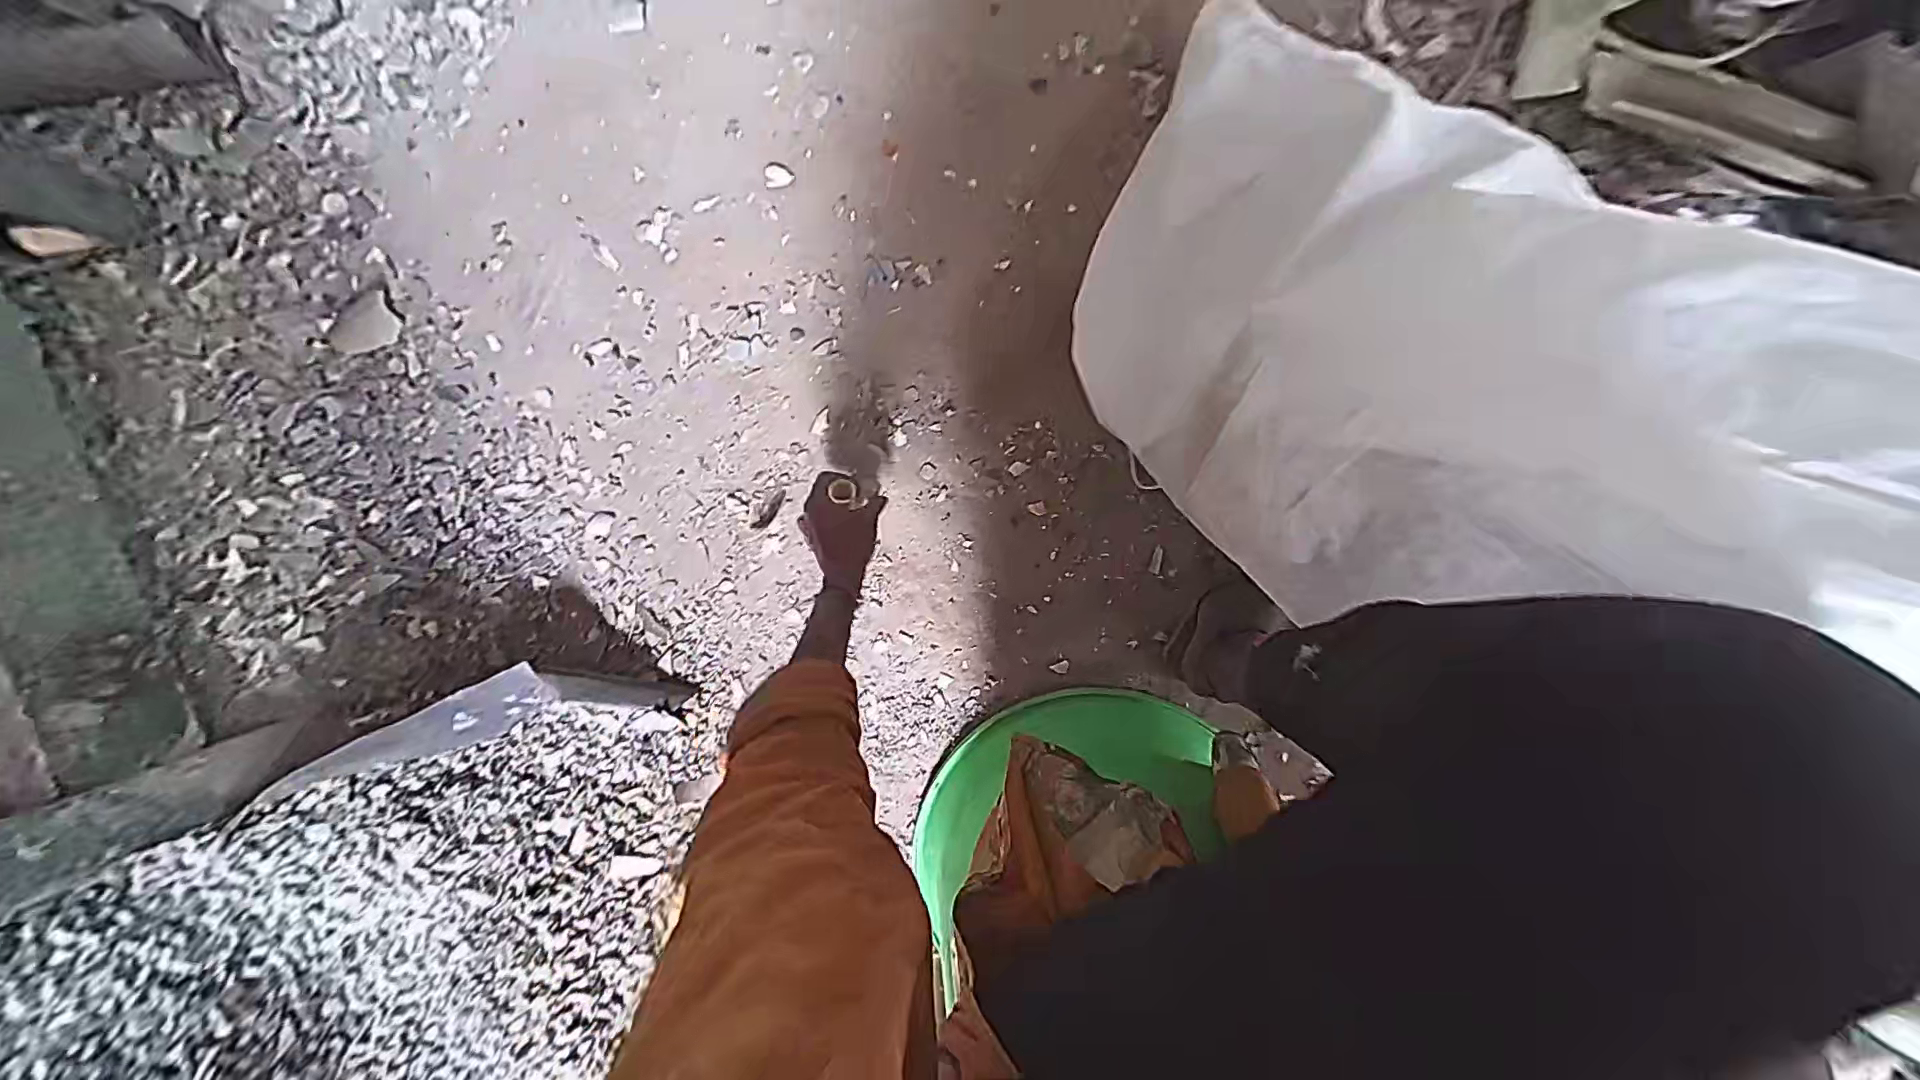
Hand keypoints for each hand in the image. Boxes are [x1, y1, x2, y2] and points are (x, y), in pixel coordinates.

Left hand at [800, 471, 885, 598]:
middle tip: (857, 496)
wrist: (842, 575)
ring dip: (836, 504)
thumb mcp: (867, 521)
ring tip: (853, 511)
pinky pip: (820, 518)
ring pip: (821, 504)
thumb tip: (878, 498)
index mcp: (819, 502)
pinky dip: (831, 517)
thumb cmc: (851, 550)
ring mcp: (808, 525)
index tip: (856, 485)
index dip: (844, 478)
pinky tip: (845, 524)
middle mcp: (809, 512)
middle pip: (822, 489)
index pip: (826, 477)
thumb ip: (873, 504)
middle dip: (842, 490)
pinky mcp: (811, 536)